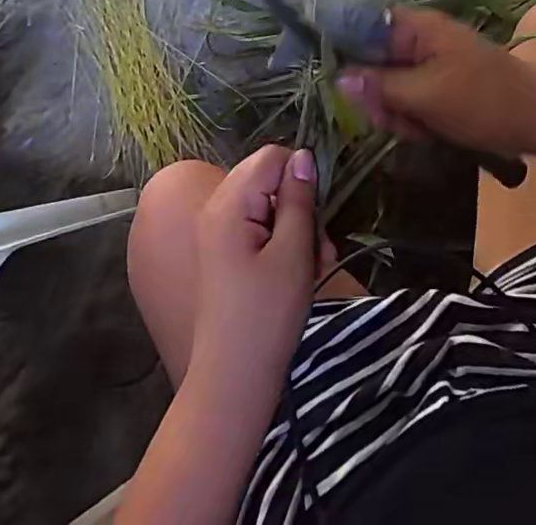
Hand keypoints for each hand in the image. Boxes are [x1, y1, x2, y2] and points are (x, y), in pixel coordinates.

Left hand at [191, 144, 317, 380]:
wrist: (234, 379)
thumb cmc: (267, 315)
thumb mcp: (294, 252)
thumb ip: (299, 199)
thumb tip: (304, 156)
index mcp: (228, 204)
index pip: (270, 157)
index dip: (300, 176)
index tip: (316, 212)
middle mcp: (217, 210)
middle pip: (269, 180)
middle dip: (300, 207)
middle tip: (318, 248)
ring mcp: (218, 232)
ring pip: (269, 206)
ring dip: (297, 229)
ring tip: (311, 266)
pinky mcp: (225, 252)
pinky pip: (259, 228)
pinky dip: (282, 244)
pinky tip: (296, 274)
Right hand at [335, 6, 535, 158]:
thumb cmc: (483, 99)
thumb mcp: (426, 95)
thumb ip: (380, 86)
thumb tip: (339, 78)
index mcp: (414, 28)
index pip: (359, 22)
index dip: (337, 43)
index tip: (326, 72)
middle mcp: (416, 40)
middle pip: (368, 62)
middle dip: (376, 95)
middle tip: (392, 118)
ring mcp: (426, 64)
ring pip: (385, 88)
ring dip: (395, 113)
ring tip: (419, 128)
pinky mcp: (435, 86)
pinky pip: (405, 101)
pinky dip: (412, 120)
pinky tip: (429, 132)